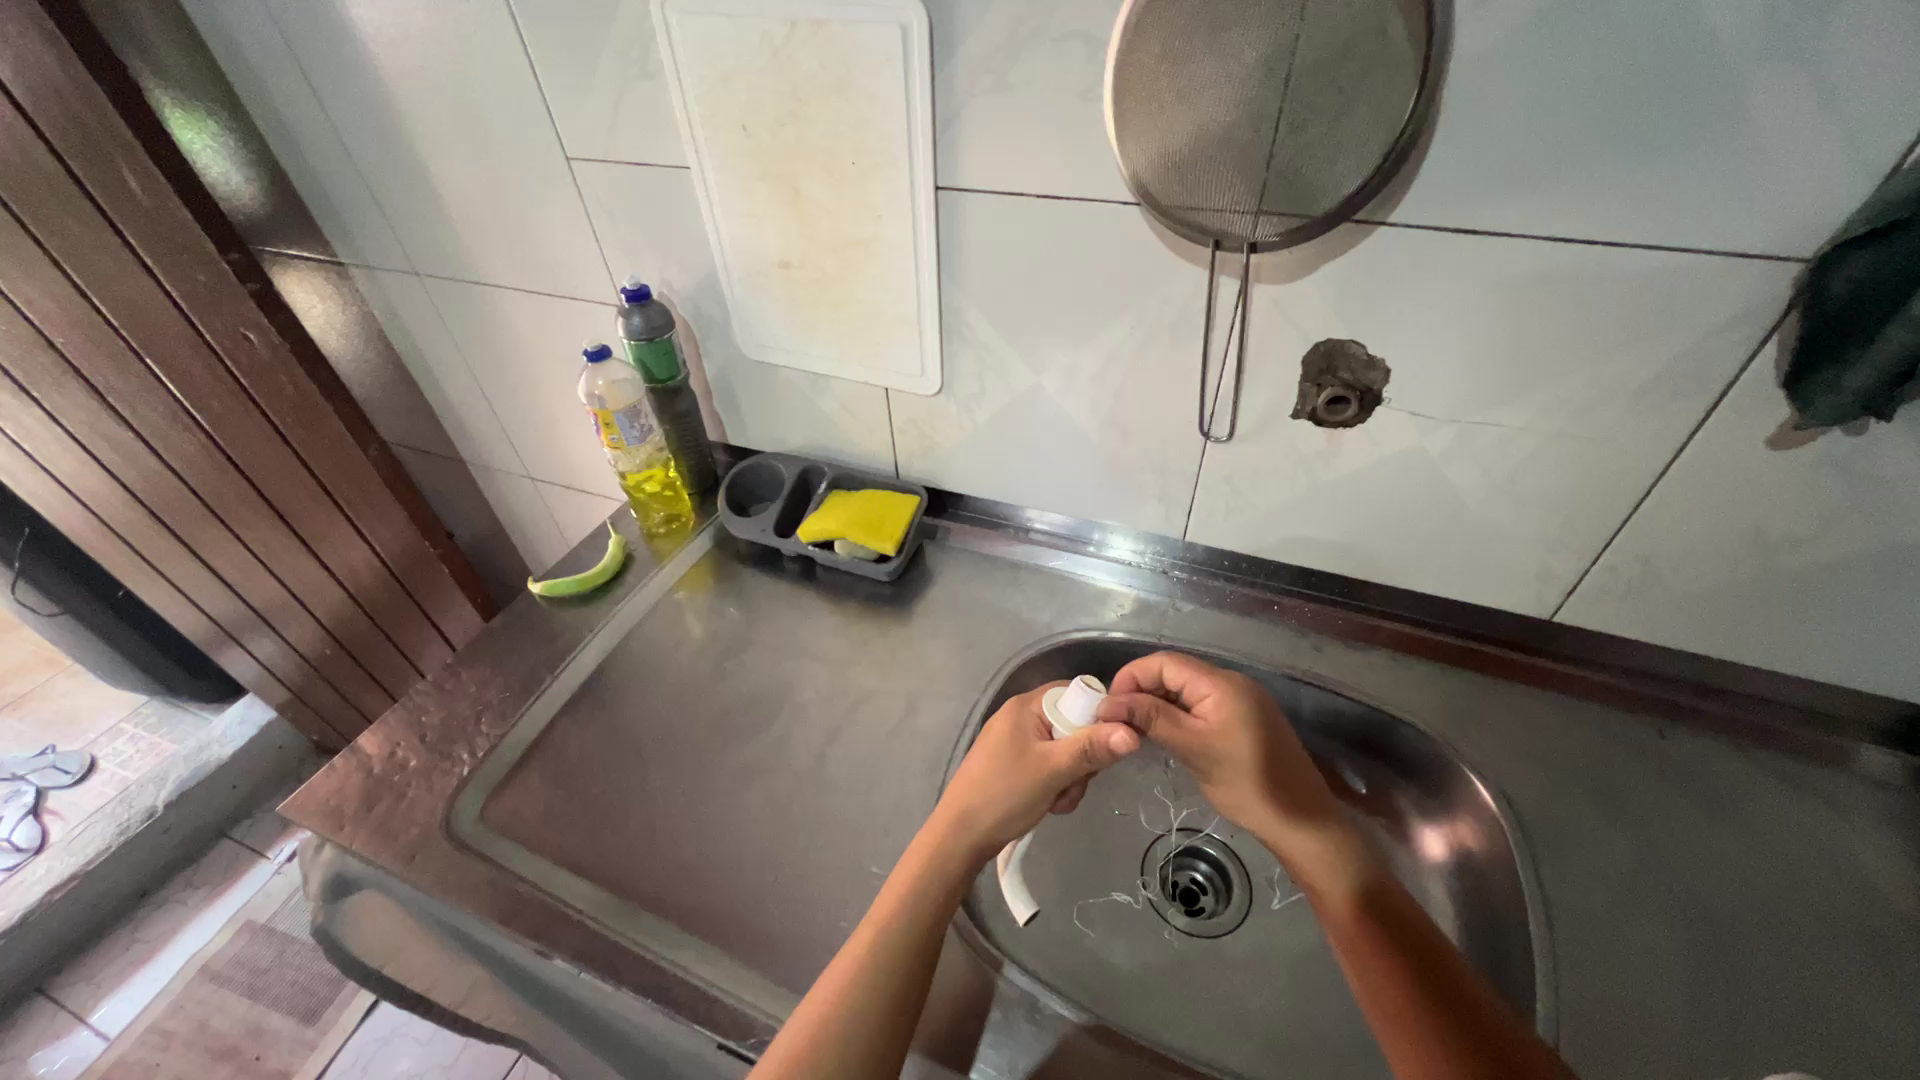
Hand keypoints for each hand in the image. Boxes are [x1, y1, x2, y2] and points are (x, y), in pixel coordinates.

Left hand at [928, 682, 1139, 861]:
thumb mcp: (1052, 771)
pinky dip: (1057, 786)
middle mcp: (1022, 717)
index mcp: (1026, 706)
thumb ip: (1091, 749)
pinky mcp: (1017, 765)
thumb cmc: (1004, 794)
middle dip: (1082, 759)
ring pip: (1066, 752)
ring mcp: (1017, 742)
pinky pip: (1051, 767)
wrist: (961, 836)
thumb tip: (1133, 732)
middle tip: (1075, 781)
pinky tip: (1049, 805)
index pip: (1076, 693)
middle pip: (1074, 725)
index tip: (1108, 745)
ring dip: (1071, 779)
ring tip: (1057, 799)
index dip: (1098, 716)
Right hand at [1097, 652, 1352, 863]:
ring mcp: (1240, 701)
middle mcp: (1231, 683)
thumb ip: (1151, 718)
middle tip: (1115, 720)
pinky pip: (1201, 706)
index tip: (1108, 707)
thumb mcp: (1192, 749)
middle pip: (1174, 672)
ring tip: (1132, 729)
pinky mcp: (1243, 719)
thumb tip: (1109, 703)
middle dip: (1141, 691)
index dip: (1131, 678)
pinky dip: (1177, 715)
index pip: (1164, 662)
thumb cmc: (1246, 784)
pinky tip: (1162, 735)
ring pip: (1186, 691)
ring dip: (1157, 704)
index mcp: (1221, 683)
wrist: (1301, 821)